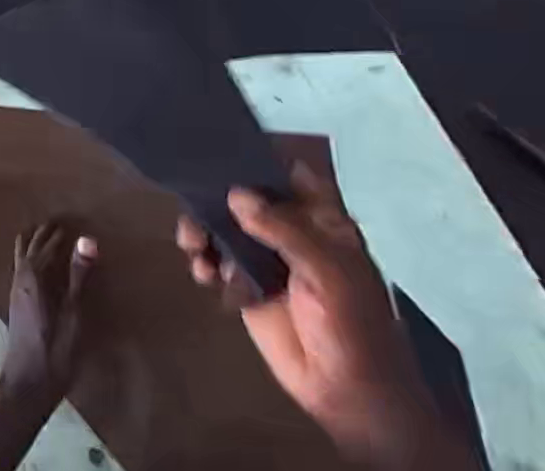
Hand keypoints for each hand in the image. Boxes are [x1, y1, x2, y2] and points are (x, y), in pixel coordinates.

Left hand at [0, 222, 97, 406]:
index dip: (56, 235)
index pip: (45, 247)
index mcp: (32, 277)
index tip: (66, 222)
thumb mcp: (72, 313)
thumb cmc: (54, 348)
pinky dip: (28, 258)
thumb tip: (87, 239)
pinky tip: (35, 268)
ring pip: (21, 257)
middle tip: (53, 223)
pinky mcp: (17, 303)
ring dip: (32, 244)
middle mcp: (20, 278)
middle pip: (29, 248)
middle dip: (41, 234)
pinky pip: (21, 269)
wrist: (27, 381)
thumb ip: (78, 276)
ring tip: (40, 235)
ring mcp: (16, 291)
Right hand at [177, 163, 475, 470]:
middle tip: (192, 203)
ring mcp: (264, 258)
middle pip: (243, 197)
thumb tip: (234, 194)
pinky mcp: (243, 284)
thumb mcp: (327, 273)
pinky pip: (213, 259)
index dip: (260, 159)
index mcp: (320, 221)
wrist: (348, 395)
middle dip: (214, 198)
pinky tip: (203, 273)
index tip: (222, 148)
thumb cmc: (352, 327)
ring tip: (193, 247)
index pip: (289, 175)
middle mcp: (288, 232)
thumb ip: (283, 229)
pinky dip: (202, 261)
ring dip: (201, 231)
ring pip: (222, 226)